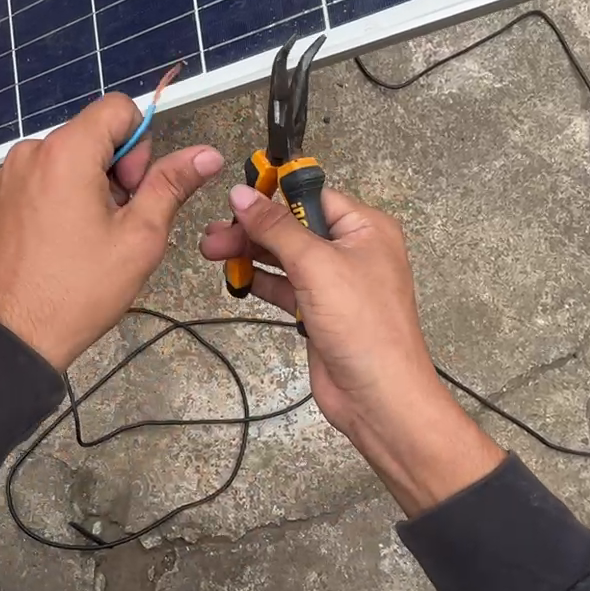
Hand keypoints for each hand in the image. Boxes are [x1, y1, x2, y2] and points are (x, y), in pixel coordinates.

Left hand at [0, 95, 225, 371]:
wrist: (11, 337)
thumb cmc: (78, 291)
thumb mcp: (139, 238)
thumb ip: (172, 185)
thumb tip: (207, 155)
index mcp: (65, 152)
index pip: (117, 108)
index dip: (139, 144)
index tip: (133, 191)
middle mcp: (29, 152)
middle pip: (90, 134)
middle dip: (114, 169)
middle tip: (115, 223)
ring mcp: (5, 177)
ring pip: (64, 159)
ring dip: (86, 186)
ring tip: (87, 238)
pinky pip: (38, 180)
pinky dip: (56, 199)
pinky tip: (59, 243)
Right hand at [198, 185, 503, 513]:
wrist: (377, 396)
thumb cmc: (363, 326)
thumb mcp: (316, 265)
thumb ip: (276, 227)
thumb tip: (241, 193)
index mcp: (365, 229)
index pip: (313, 198)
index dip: (274, 198)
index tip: (236, 200)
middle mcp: (352, 251)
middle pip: (293, 227)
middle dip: (253, 230)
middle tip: (214, 236)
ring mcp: (334, 283)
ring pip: (284, 257)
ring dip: (250, 254)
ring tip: (212, 252)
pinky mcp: (318, 311)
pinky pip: (284, 286)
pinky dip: (260, 280)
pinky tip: (236, 278)